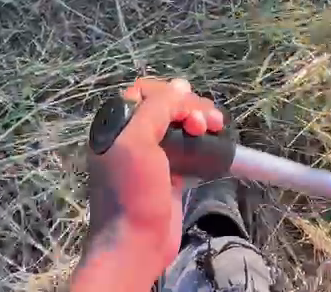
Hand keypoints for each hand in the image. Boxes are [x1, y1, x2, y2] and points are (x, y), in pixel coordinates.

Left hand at [71, 78, 225, 291]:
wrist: (135, 245)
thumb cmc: (132, 191)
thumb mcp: (136, 142)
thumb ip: (156, 109)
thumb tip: (181, 86)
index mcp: (114, 127)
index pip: (143, 92)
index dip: (169, 94)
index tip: (187, 109)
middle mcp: (130, 137)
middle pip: (166, 105)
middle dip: (190, 106)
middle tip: (207, 121)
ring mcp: (151, 155)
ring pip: (179, 123)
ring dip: (200, 118)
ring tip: (216, 127)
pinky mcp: (169, 172)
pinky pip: (188, 144)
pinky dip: (202, 138)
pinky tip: (213, 141)